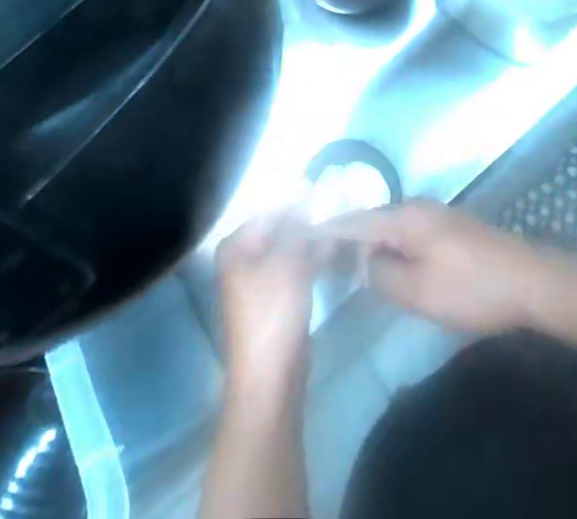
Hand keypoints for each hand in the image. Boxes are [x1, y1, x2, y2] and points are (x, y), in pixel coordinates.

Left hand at [215, 210, 324, 400]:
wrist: (270, 375)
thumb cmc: (273, 311)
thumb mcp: (288, 261)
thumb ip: (298, 229)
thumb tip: (306, 200)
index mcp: (235, 247)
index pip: (268, 213)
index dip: (296, 206)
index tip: (326, 200)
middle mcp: (241, 260)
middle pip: (277, 232)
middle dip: (306, 225)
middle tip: (337, 217)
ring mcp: (258, 283)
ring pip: (288, 252)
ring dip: (312, 243)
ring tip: (341, 233)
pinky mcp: (274, 302)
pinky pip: (294, 272)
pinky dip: (312, 263)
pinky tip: (335, 256)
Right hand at [323, 200, 551, 333]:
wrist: (535, 283)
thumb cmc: (472, 288)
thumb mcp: (418, 291)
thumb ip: (380, 275)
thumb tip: (361, 263)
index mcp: (403, 216)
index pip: (352, 221)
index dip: (325, 232)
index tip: (298, 241)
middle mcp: (416, 206)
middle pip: (369, 219)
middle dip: (343, 237)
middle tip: (317, 257)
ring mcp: (435, 215)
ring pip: (388, 226)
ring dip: (366, 242)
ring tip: (342, 260)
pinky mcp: (450, 228)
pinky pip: (406, 232)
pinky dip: (388, 244)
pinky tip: (383, 261)